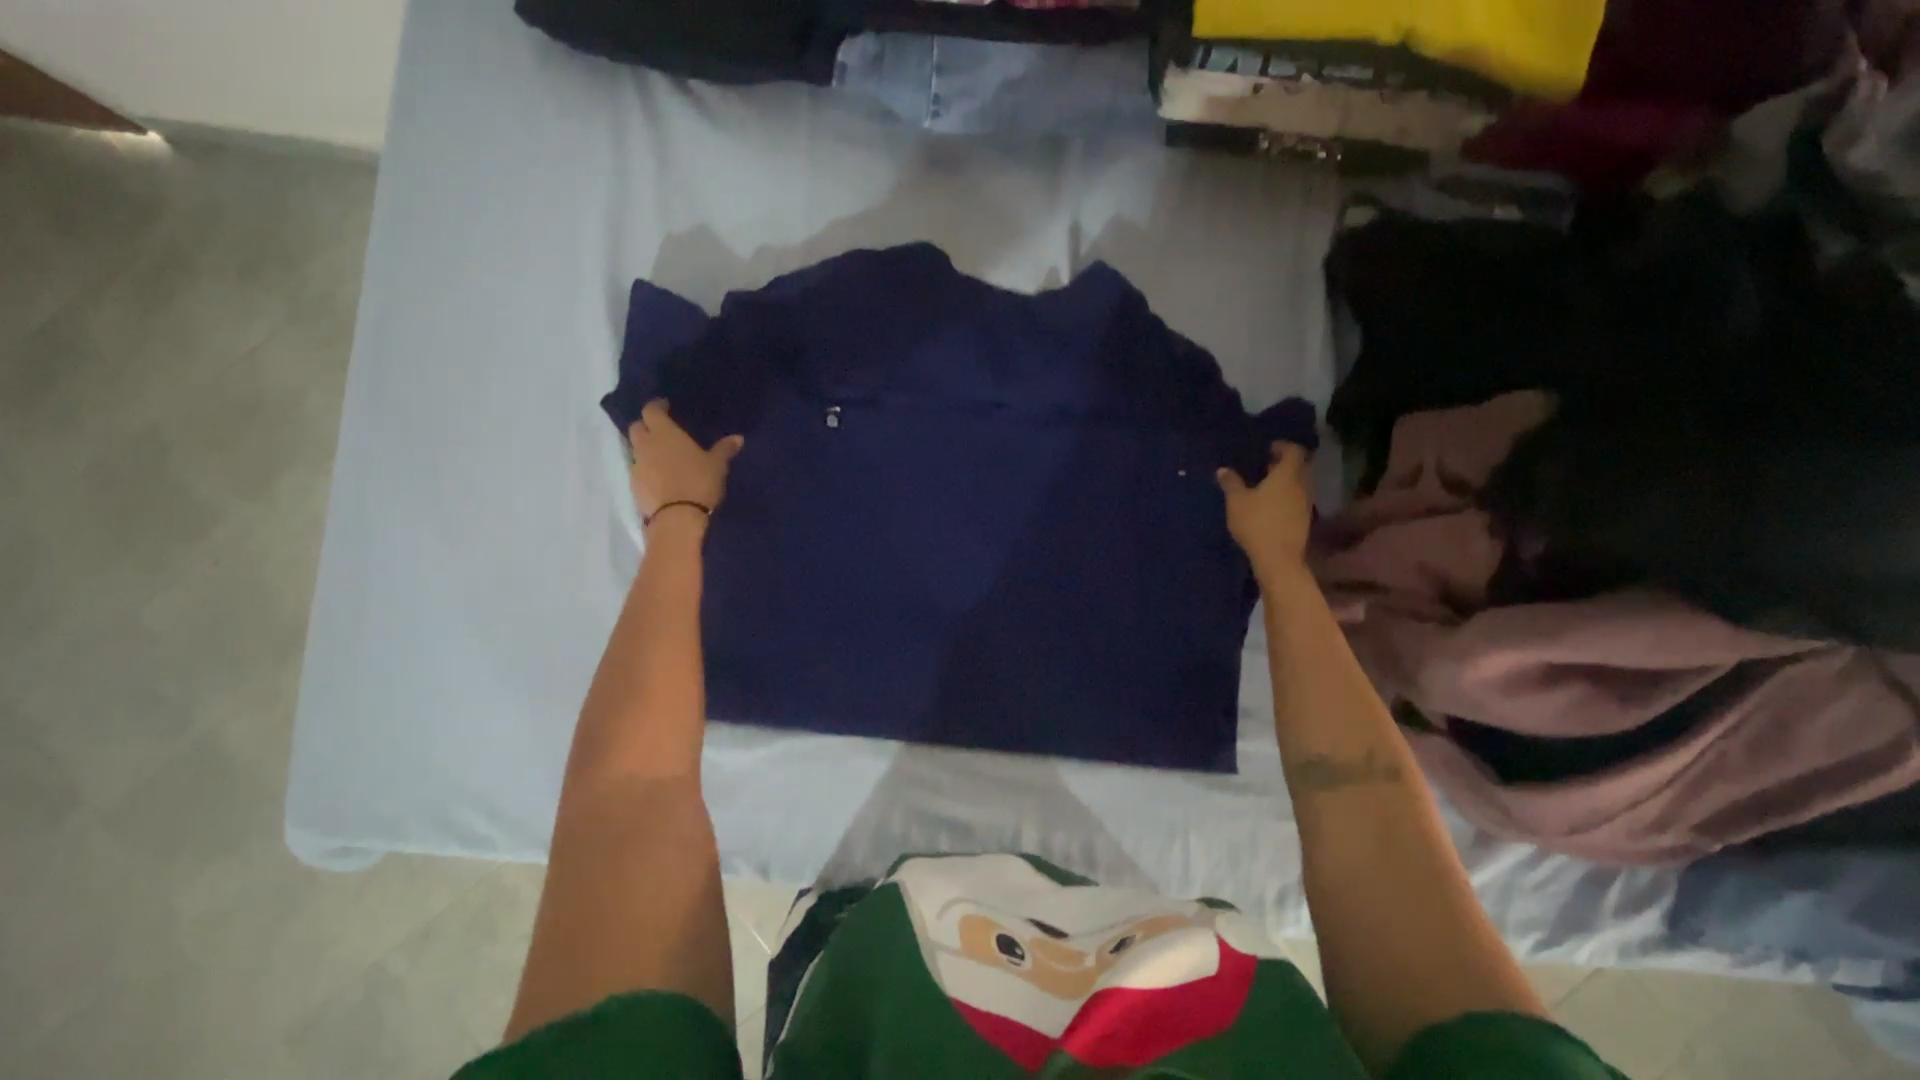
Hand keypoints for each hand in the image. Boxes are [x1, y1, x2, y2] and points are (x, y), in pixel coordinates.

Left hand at [627, 399, 744, 524]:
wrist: (677, 518)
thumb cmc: (698, 482)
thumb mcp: (717, 465)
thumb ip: (725, 449)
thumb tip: (738, 438)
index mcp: (664, 433)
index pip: (651, 410)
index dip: (657, 406)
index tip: (665, 406)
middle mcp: (645, 445)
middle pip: (637, 427)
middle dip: (646, 426)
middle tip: (661, 431)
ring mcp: (636, 466)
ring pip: (636, 450)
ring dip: (646, 450)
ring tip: (662, 457)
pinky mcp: (634, 486)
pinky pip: (638, 471)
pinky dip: (646, 470)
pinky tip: (660, 479)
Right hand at [1217, 442, 1312, 579]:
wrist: (1279, 558)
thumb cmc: (1257, 523)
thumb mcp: (1237, 501)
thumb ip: (1231, 483)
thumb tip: (1223, 470)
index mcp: (1288, 474)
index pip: (1294, 451)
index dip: (1283, 446)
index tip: (1269, 448)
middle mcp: (1302, 485)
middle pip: (1302, 466)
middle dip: (1287, 463)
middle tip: (1269, 465)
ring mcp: (1307, 503)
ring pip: (1302, 483)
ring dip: (1289, 480)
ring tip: (1268, 485)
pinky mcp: (1305, 520)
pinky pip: (1299, 499)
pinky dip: (1289, 496)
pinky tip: (1273, 505)